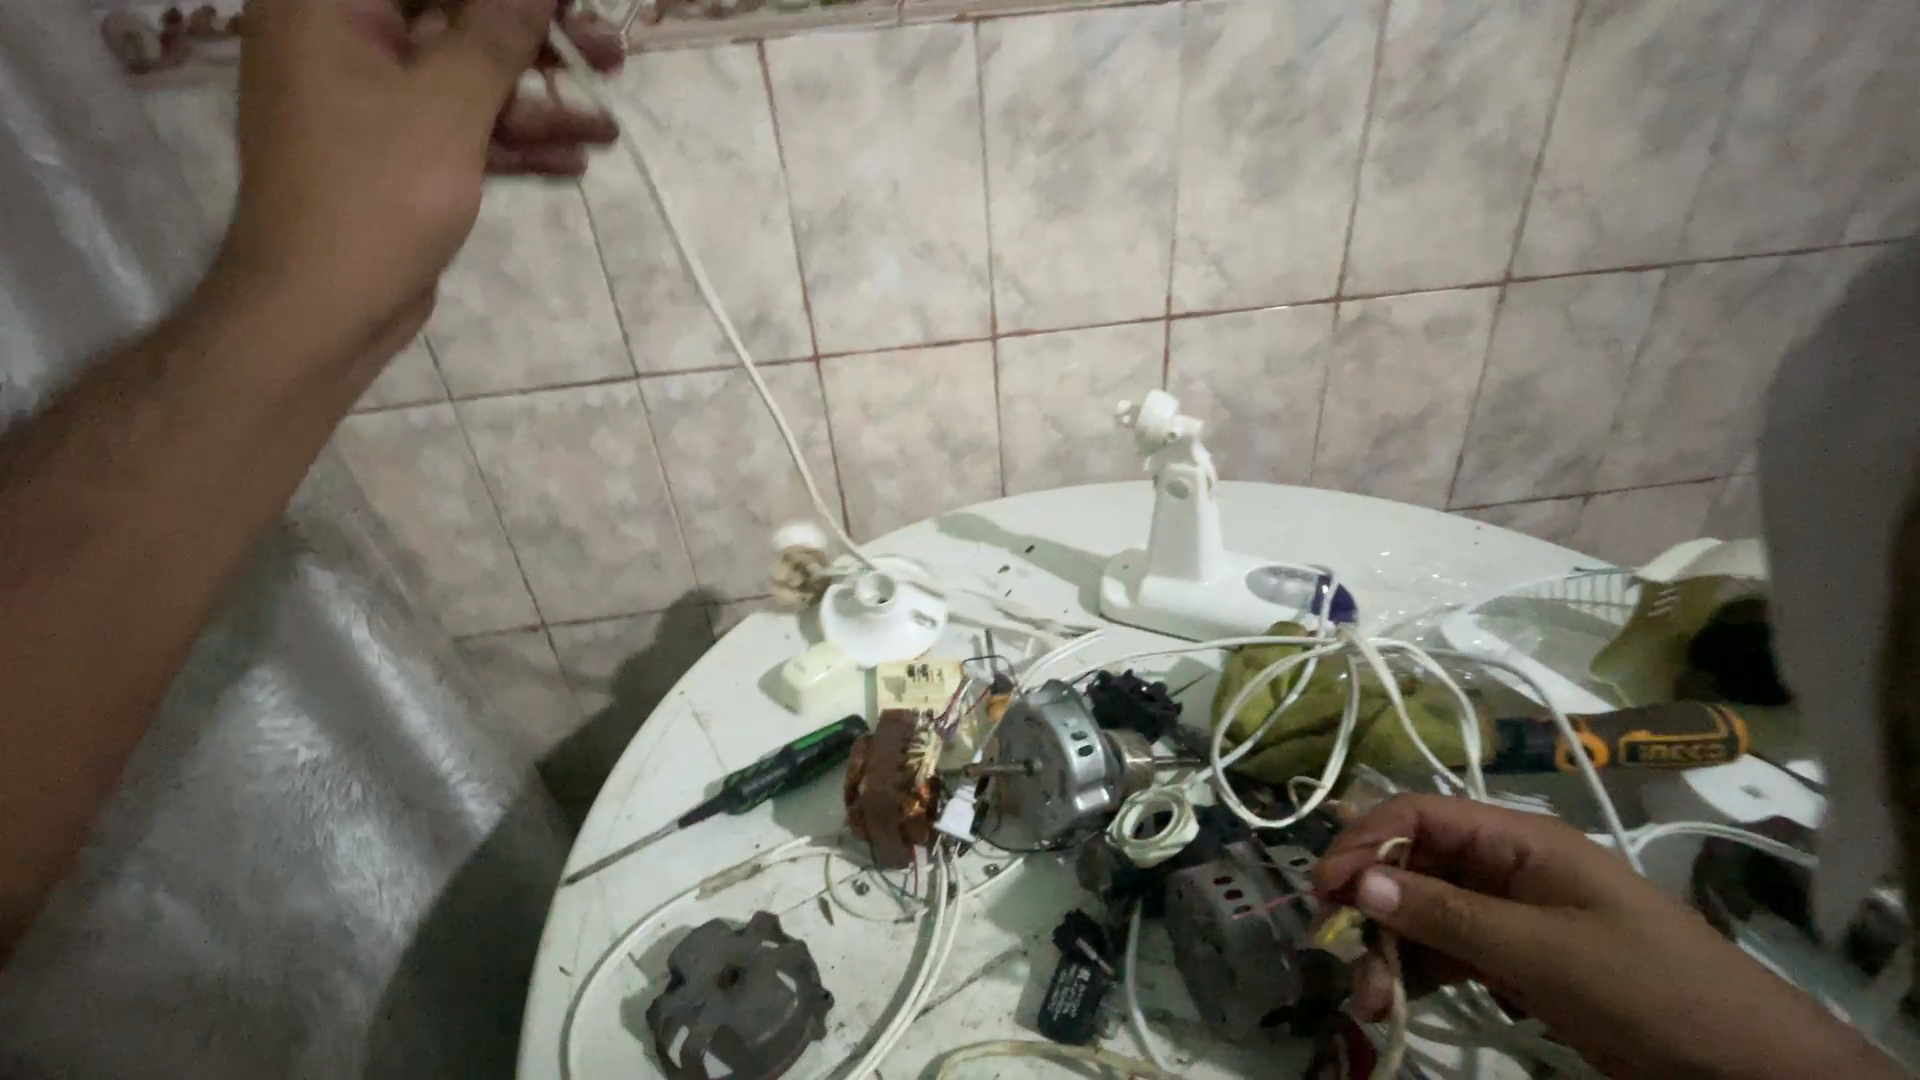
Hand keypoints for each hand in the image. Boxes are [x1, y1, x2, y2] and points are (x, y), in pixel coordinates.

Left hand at [212, 0, 622, 368]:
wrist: (328, 300)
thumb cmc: (379, 191)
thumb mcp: (447, 105)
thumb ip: (494, 36)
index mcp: (332, 1)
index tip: (568, 7)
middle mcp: (344, 35)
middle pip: (456, 21)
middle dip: (537, 44)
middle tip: (610, 55)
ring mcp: (371, 98)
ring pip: (468, 81)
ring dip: (540, 104)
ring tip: (609, 127)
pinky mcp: (397, 151)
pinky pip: (462, 129)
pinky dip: (514, 143)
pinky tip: (573, 160)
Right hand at [1314, 795, 1901, 1079]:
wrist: (1756, 1072)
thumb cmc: (1652, 988)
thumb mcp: (1544, 951)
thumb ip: (1447, 915)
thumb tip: (1360, 884)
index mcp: (1517, 839)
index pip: (1419, 816)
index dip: (1366, 841)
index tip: (1325, 885)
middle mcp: (1503, 866)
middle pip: (1413, 864)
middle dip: (1371, 900)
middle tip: (1335, 940)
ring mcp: (1507, 914)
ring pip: (1422, 912)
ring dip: (1388, 947)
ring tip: (1369, 996)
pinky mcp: (1513, 959)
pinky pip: (1445, 952)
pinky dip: (1415, 973)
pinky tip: (1395, 1000)